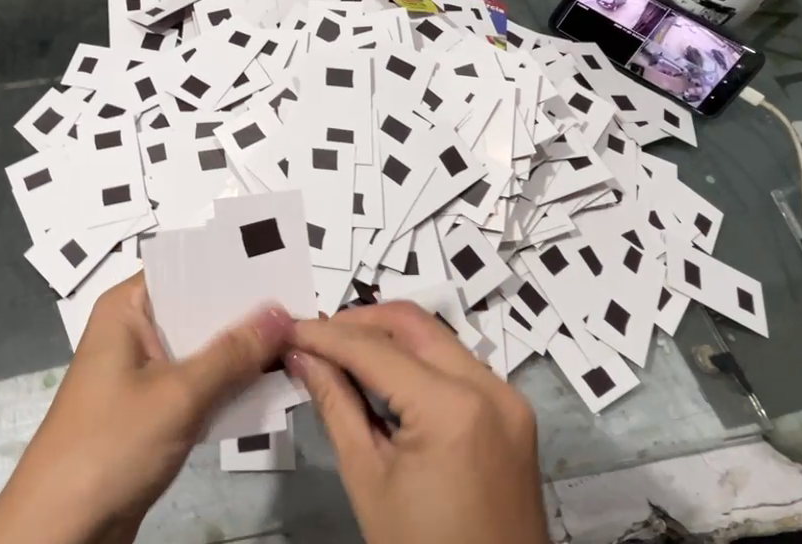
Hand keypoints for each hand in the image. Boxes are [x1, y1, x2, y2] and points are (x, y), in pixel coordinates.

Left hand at [0, 273, 294, 543]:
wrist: (62, 526)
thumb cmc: (111, 444)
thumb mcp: (178, 395)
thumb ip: (233, 354)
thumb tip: (282, 313)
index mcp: (127, 308)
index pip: (187, 269)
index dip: (233, 268)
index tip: (284, 269)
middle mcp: (134, 329)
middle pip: (198, 309)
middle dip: (246, 315)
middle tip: (303, 311)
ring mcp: (141, 370)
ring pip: (202, 349)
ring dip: (242, 353)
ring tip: (299, 345)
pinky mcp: (151, 408)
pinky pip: (197, 384)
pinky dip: (228, 386)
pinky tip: (271, 387)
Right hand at [287, 301, 546, 543]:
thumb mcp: (367, 477)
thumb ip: (335, 404)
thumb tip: (301, 354)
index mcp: (452, 407)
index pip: (373, 349)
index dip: (324, 335)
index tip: (287, 329)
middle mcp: (489, 387)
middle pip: (412, 324)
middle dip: (358, 323)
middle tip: (314, 338)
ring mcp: (508, 399)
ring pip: (437, 338)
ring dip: (388, 338)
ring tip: (341, 355)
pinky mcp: (514, 413)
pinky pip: (458, 365)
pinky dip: (417, 361)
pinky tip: (383, 377)